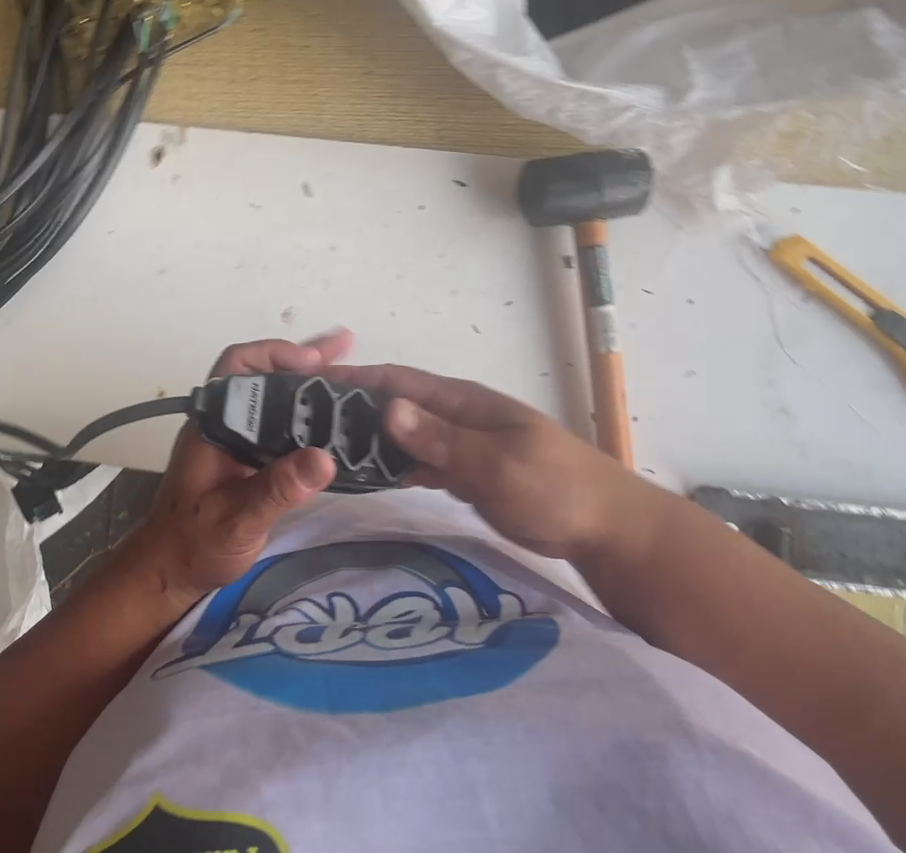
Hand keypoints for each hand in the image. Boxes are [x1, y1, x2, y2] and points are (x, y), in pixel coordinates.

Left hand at [116, 329, 354, 606]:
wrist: (173, 570)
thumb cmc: (195, 544)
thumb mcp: (237, 520)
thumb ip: (276, 490)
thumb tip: (323, 458)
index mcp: (213, 426)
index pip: (237, 367)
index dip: (274, 354)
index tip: (312, 361)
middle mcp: (225, 424)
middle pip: (263, 374)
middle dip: (304, 359)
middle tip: (346, 348)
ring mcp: (238, 441)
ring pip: (274, 397)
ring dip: (310, 382)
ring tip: (353, 374)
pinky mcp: (251, 459)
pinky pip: (281, 423)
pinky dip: (309, 412)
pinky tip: (337, 417)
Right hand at [329, 363, 651, 560]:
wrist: (602, 527)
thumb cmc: (553, 487)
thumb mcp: (496, 464)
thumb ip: (440, 439)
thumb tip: (386, 407)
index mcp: (462, 402)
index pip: (397, 381)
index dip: (353, 378)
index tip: (308, 382)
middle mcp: (455, 416)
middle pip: (393, 404)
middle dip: (351, 407)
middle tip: (303, 422)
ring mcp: (460, 445)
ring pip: (402, 434)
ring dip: (367, 437)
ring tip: (321, 448)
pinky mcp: (465, 473)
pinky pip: (417, 462)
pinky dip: (390, 465)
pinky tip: (364, 475)